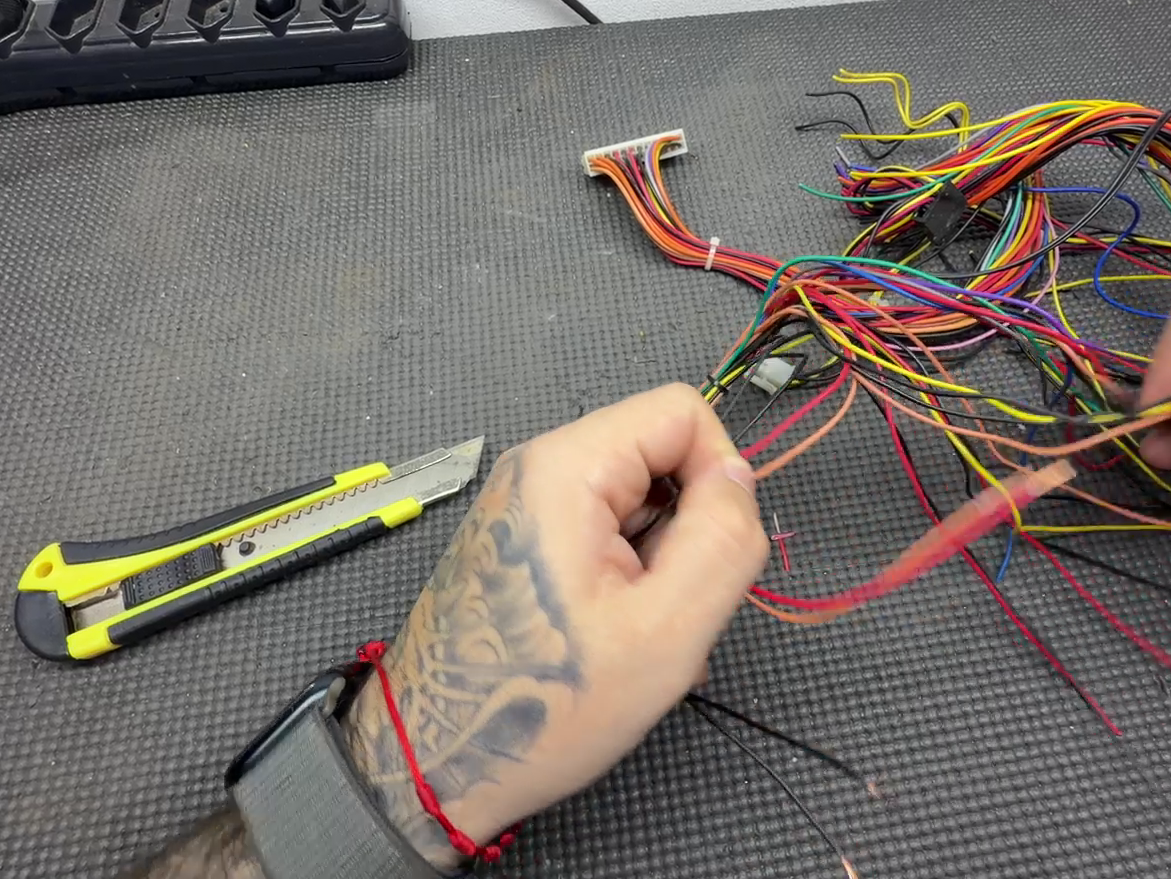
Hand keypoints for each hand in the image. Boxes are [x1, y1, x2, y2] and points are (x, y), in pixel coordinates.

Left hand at [341, 383, 765, 871]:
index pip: (681, 411)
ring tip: (640, 626)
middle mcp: (541, 465)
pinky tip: (618, 627)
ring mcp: (529, 498)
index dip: (720, 470)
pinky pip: (606, 522)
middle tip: (668, 604)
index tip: (715, 547)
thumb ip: (722, 540)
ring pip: (639, 493)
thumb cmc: (540, 703)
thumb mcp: (664, 631)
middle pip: (660, 451)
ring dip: (661, 554)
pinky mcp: (526, 530)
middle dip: (687, 523)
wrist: (433, 759)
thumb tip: (737, 477)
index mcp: (567, 466)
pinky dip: (631, 567)